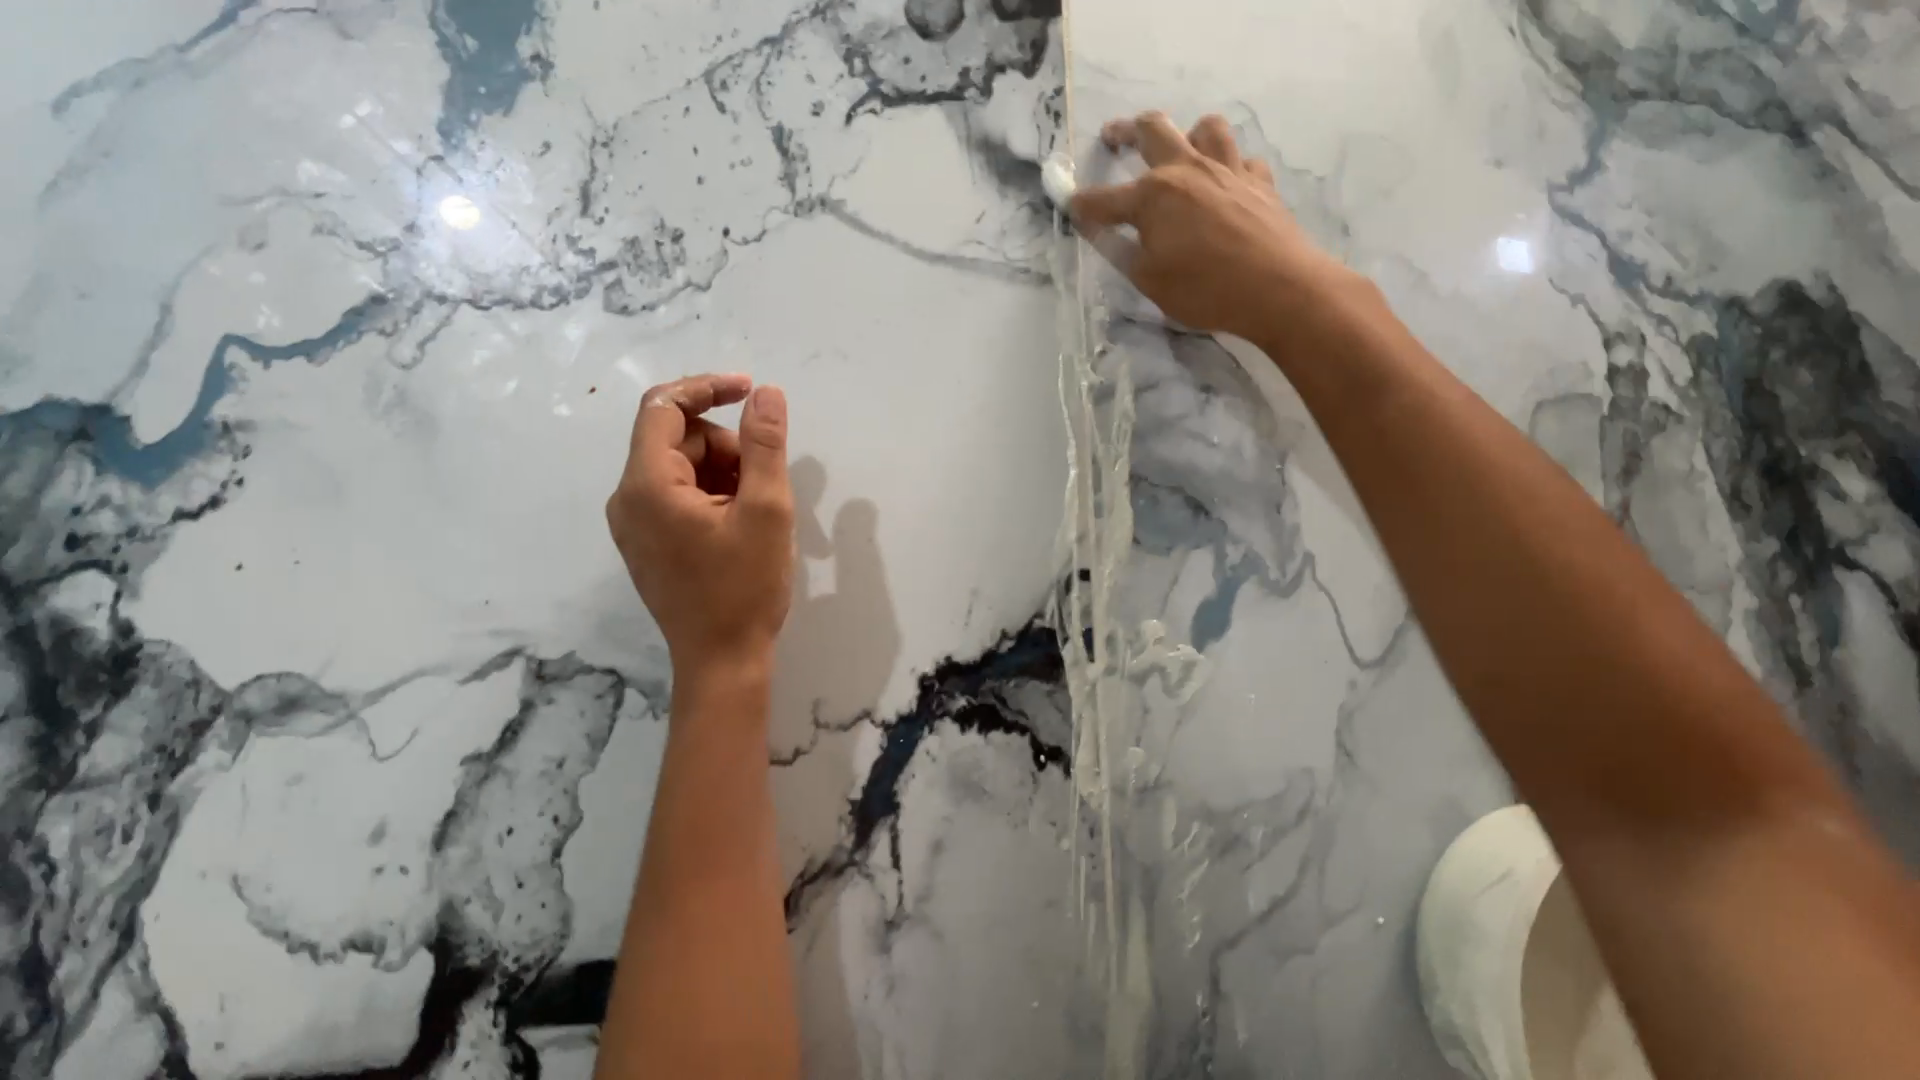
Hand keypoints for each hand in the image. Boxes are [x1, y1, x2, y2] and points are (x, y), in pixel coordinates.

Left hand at [607, 374, 794, 676]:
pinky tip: (739, 525)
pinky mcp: (644, 543)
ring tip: (756, 512)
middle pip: (675, 439)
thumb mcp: (767, 510)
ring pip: (679, 468)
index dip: (708, 389)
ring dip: (723, 472)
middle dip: (725, 446)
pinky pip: (675, 496)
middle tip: (766, 483)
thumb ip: (764, 445)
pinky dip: (711, 494)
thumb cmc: (745, 587)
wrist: (721, 661)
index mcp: (647, 485)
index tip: (751, 392)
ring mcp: (632, 524)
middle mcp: (627, 498)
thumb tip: (765, 393)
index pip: (664, 407)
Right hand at [1070, 112, 1358, 342]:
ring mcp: (1228, 170)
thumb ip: (1119, 250)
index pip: (1103, 199)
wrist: (1279, 288)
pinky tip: (1227, 183)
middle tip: (1113, 136)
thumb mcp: (1149, 280)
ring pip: (1206, 128)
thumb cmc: (1205, 290)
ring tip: (1181, 150)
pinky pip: (1242, 160)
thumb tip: (1097, 230)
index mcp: (1152, 196)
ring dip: (1188, 135)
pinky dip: (1230, 167)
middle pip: (1153, 130)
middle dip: (1126, 130)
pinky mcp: (1259, 182)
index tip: (1070, 207)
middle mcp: (1187, 170)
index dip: (1082, 206)